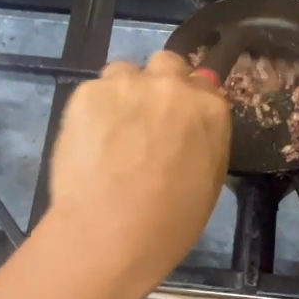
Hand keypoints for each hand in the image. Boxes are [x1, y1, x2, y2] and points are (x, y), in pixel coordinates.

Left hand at [46, 49, 229, 283]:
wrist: (111, 233)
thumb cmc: (170, 224)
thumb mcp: (208, 183)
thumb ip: (203, 142)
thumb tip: (191, 127)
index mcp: (210, 110)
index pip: (204, 86)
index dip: (188, 105)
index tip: (176, 124)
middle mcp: (172, 86)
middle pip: (167, 65)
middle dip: (158, 86)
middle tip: (145, 122)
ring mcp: (127, 85)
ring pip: (125, 73)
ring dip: (123, 94)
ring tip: (112, 133)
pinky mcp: (87, 93)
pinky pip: (93, 92)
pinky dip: (92, 112)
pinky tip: (89, 144)